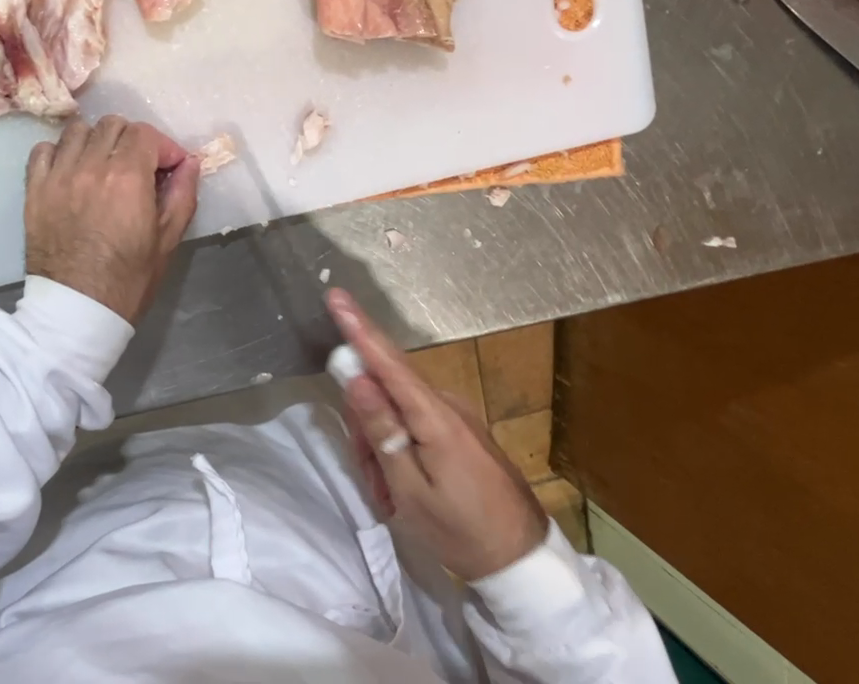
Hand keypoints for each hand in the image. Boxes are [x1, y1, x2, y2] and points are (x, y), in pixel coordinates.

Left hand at [25, 115, 199, 322]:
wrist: (76, 310)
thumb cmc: (128, 279)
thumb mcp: (168, 239)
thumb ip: (181, 194)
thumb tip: (189, 163)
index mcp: (127, 177)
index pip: (145, 134)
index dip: (163, 147)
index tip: (170, 168)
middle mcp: (90, 166)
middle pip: (112, 125)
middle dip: (132, 139)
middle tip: (140, 166)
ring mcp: (58, 176)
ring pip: (78, 131)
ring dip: (96, 141)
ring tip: (104, 165)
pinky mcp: (34, 190)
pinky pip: (42, 150)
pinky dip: (60, 152)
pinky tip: (71, 170)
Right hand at [328, 289, 546, 580]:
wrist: (522, 561)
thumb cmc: (462, 530)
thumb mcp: (410, 489)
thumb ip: (382, 431)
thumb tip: (357, 379)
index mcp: (435, 417)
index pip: (388, 363)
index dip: (359, 329)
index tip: (336, 296)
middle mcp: (446, 406)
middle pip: (384, 391)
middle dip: (366, 428)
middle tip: (372, 478)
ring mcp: (455, 418)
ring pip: (395, 413)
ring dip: (381, 449)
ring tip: (390, 495)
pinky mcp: (458, 432)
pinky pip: (413, 427)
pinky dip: (398, 452)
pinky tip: (402, 488)